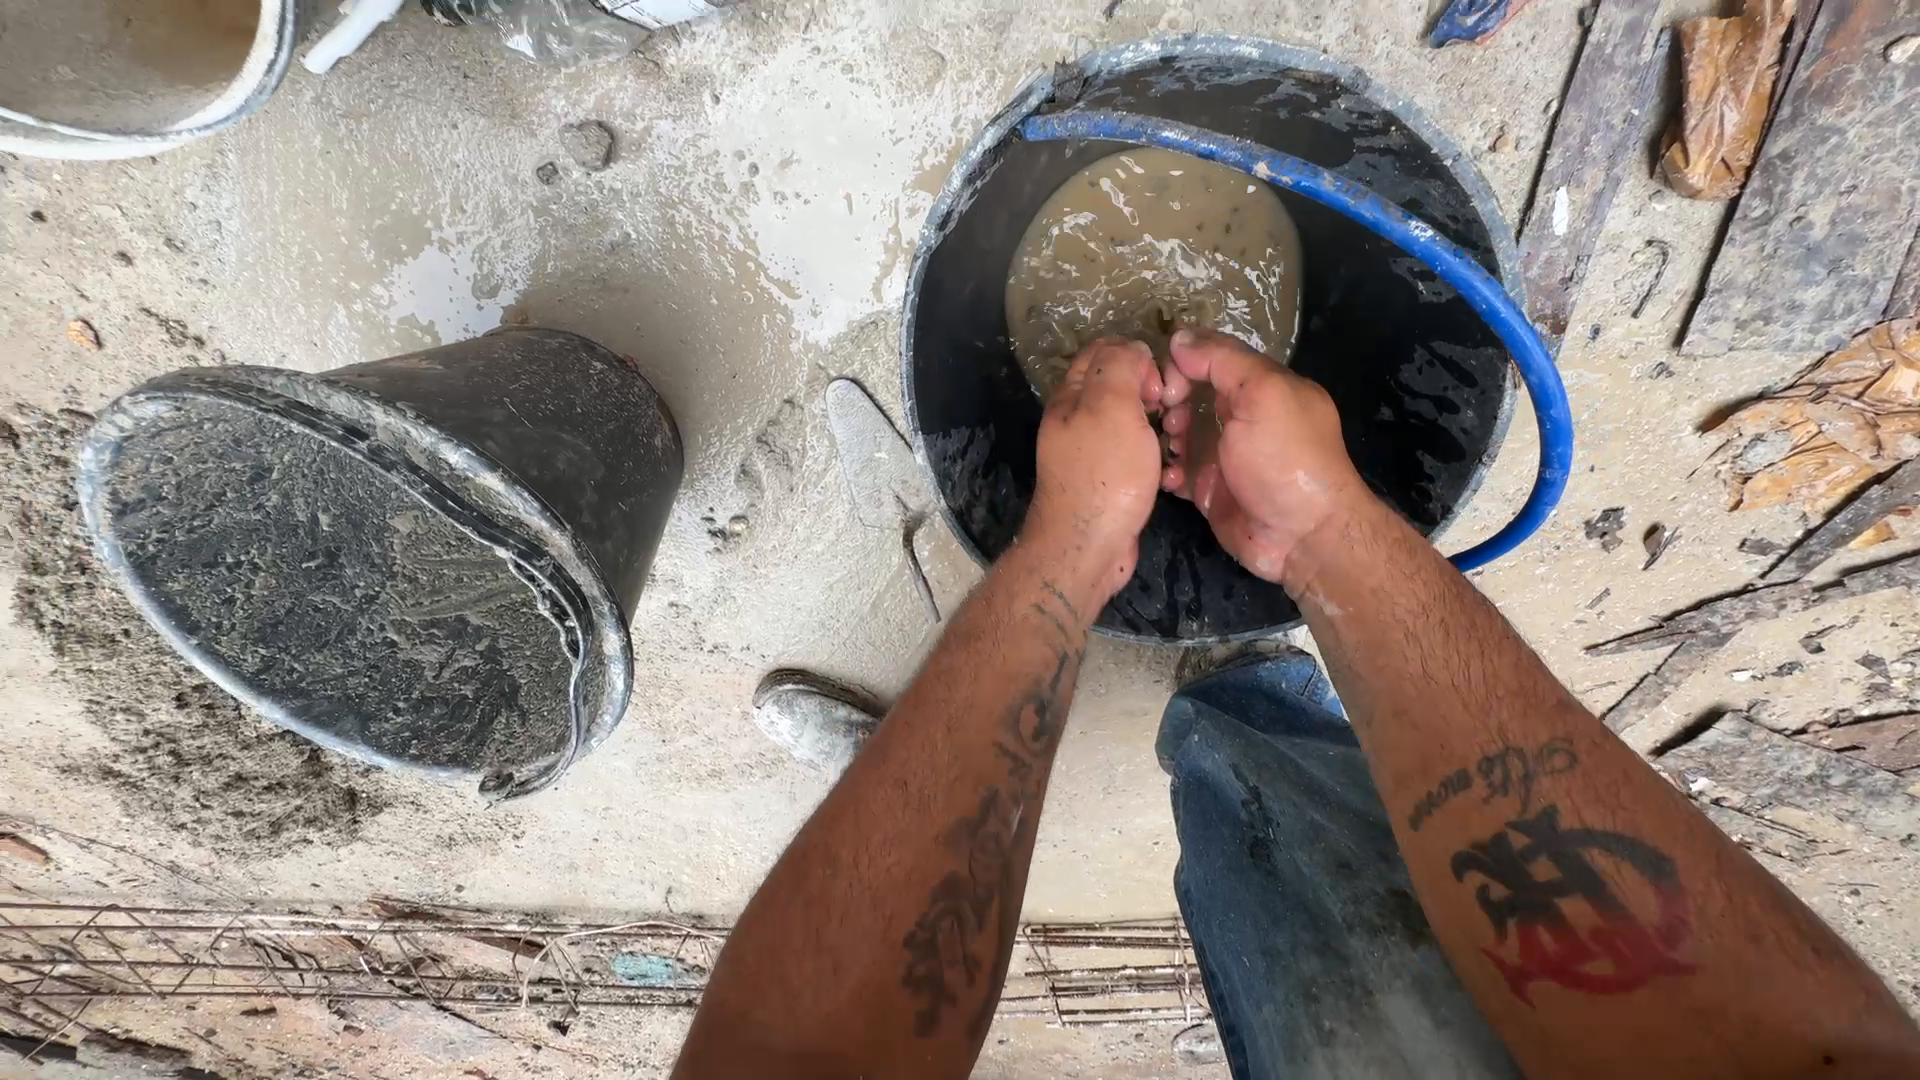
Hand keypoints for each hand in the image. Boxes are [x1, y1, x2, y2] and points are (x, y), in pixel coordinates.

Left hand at [1020, 338, 1164, 605]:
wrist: (1088, 547)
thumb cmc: (1103, 473)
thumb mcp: (1110, 405)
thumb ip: (1119, 366)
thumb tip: (1132, 350)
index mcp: (1069, 398)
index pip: (1102, 352)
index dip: (1135, 355)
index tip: (1157, 382)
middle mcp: (1075, 422)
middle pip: (1118, 386)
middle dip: (1150, 389)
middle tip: (1168, 410)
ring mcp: (1090, 455)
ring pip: (1130, 423)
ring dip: (1156, 425)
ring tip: (1173, 437)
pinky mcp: (1107, 482)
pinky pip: (1135, 456)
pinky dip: (1154, 456)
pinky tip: (1170, 468)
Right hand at [1159, 328, 1372, 584]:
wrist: (1301, 535)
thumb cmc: (1285, 459)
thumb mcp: (1262, 395)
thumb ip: (1222, 360)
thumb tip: (1179, 337)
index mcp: (1262, 387)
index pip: (1213, 358)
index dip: (1184, 364)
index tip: (1168, 384)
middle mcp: (1242, 417)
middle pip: (1191, 394)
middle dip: (1171, 402)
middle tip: (1168, 420)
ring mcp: (1224, 455)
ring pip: (1179, 433)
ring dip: (1165, 438)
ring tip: (1169, 450)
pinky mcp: (1209, 488)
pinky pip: (1177, 471)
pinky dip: (1167, 472)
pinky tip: (1169, 478)